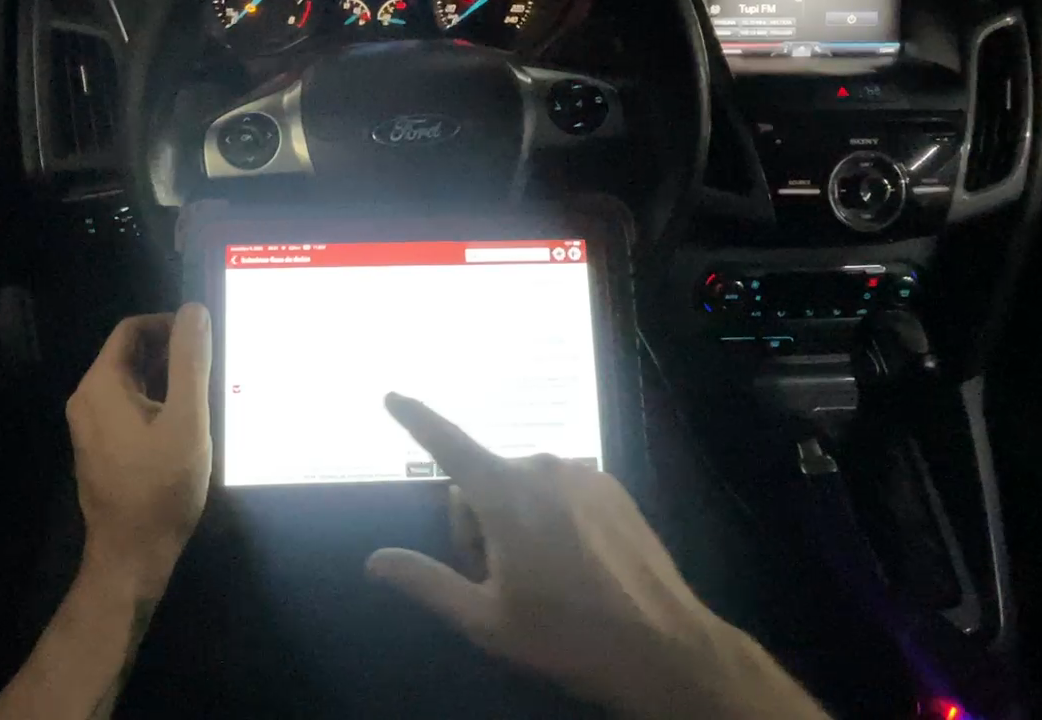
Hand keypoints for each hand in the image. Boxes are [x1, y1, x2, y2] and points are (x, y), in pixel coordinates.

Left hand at [67, 304, 212, 594]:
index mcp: (101, 385)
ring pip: (131, 380)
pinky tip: (185, 422)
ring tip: (204, 394)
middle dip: (171, 352)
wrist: (132, 556)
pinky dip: (156, 401)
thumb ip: (190, 361)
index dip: (168, 324)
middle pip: (130, 353)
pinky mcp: (101, 446)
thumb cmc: (161, 486)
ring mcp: (91, 425)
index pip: (131, 329)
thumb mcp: (186, 419)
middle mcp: (88, 398)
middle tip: (210, 367)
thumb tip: (194, 309)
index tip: (203, 338)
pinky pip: (128, 405)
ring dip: (167, 377)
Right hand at [366, 393, 827, 719]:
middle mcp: (539, 466)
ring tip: (542, 572)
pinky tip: (575, 558)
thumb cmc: (566, 634)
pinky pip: (558, 486)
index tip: (391, 395)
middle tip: (498, 577)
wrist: (666, 647)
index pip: (446, 444)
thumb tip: (375, 561)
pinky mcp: (609, 483)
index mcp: (504, 493)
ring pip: (522, 483)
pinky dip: (550, 512)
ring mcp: (579, 471)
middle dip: (476, 521)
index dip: (415, 419)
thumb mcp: (486, 620)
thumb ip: (427, 581)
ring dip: (514, 516)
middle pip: (482, 480)